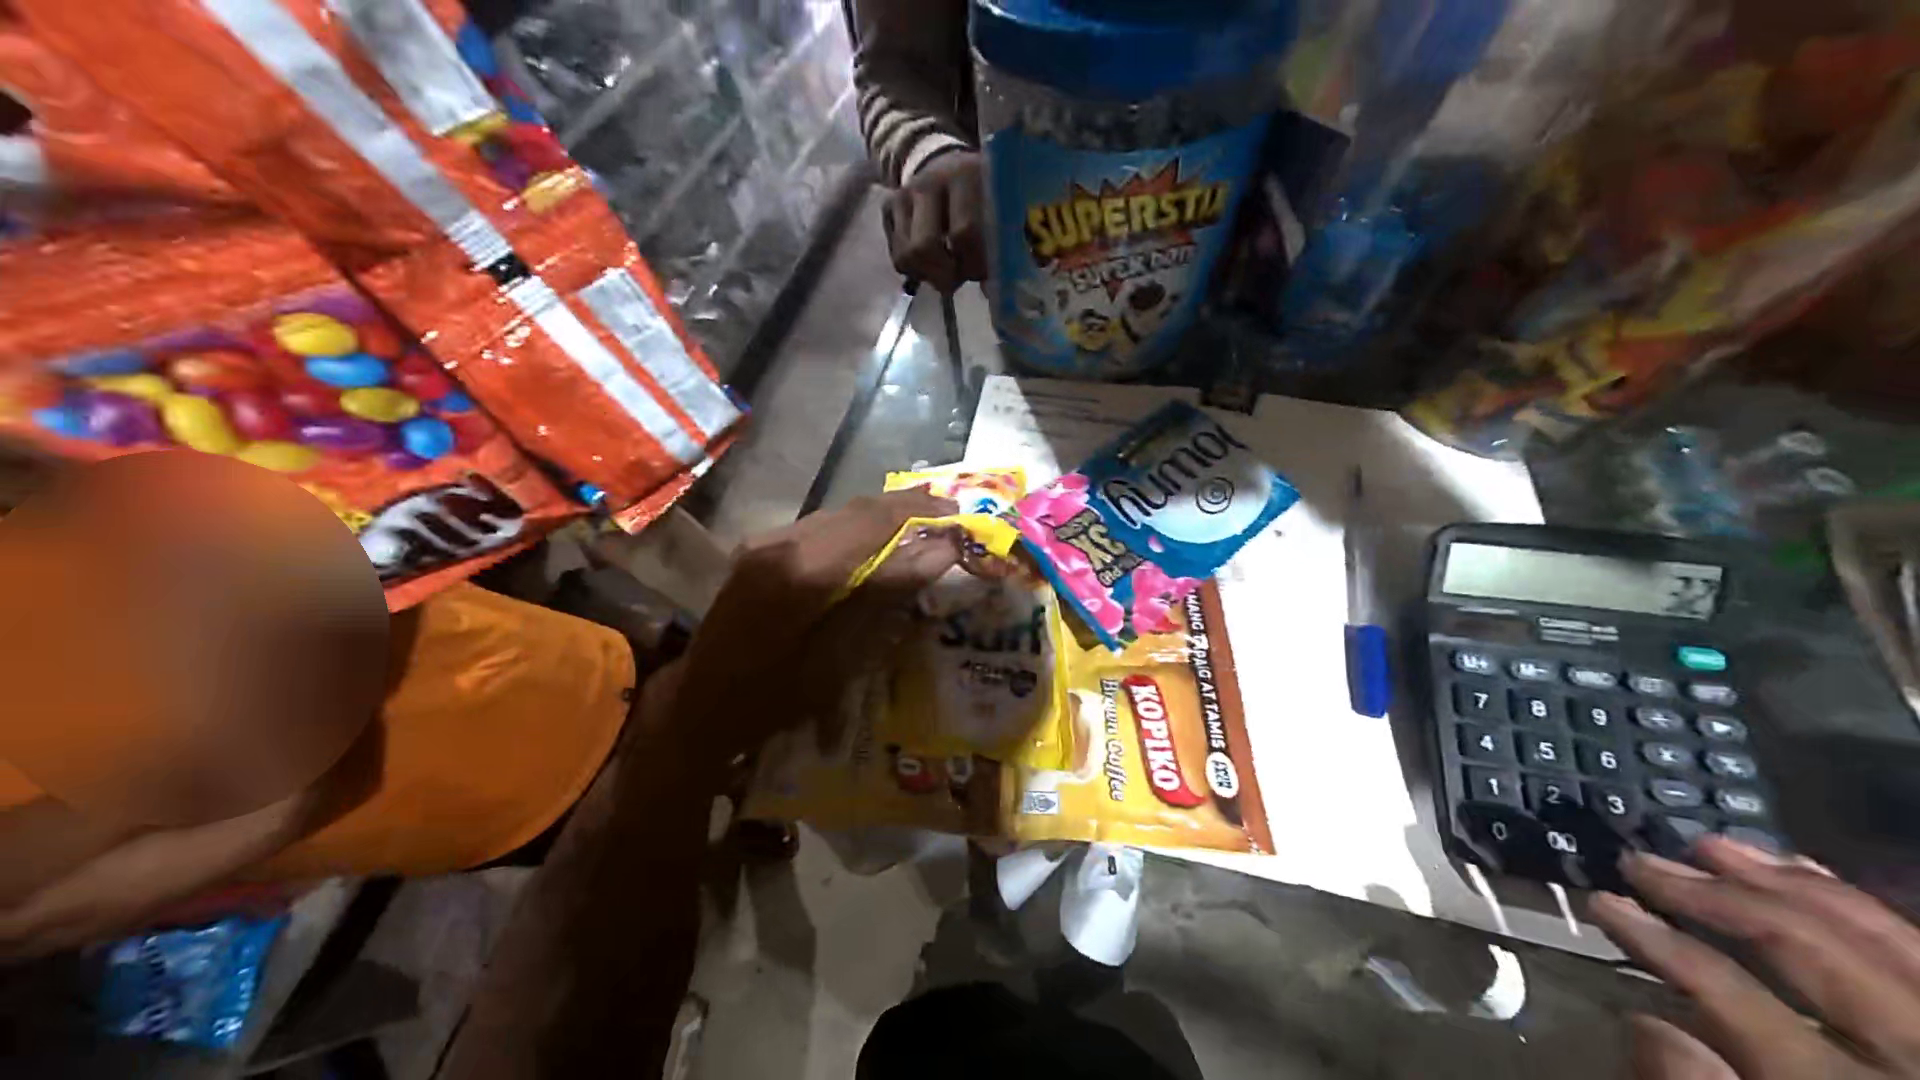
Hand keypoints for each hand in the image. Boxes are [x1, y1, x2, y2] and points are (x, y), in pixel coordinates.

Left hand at [644, 489, 960, 773]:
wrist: (700, 703)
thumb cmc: (773, 698)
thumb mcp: (839, 658)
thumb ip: (885, 595)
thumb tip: (939, 552)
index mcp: (803, 571)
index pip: (876, 523)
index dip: (922, 513)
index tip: (961, 513)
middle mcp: (782, 543)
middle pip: (857, 509)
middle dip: (907, 507)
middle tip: (949, 512)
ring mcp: (766, 542)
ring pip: (838, 514)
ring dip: (882, 516)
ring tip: (923, 522)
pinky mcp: (759, 549)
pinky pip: (819, 528)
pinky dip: (855, 529)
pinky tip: (877, 542)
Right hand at [882, 149, 986, 291]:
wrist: (946, 164)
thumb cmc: (980, 198)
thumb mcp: (998, 211)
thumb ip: (999, 245)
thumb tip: (991, 290)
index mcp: (966, 177)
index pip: (964, 232)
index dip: (972, 264)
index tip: (982, 274)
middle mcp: (931, 181)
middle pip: (926, 245)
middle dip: (944, 273)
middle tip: (957, 280)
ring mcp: (905, 193)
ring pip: (907, 254)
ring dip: (928, 275)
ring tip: (944, 273)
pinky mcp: (889, 205)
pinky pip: (897, 255)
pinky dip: (914, 270)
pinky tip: (930, 264)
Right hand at [1591, 835, 1919, 1078]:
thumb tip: (1641, 1019)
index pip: (1731, 993)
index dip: (1657, 941)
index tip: (1601, 902)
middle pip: (1807, 950)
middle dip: (1713, 895)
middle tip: (1642, 861)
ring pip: (1877, 934)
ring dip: (1780, 881)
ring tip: (1710, 846)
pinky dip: (1853, 901)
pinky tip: (1799, 870)